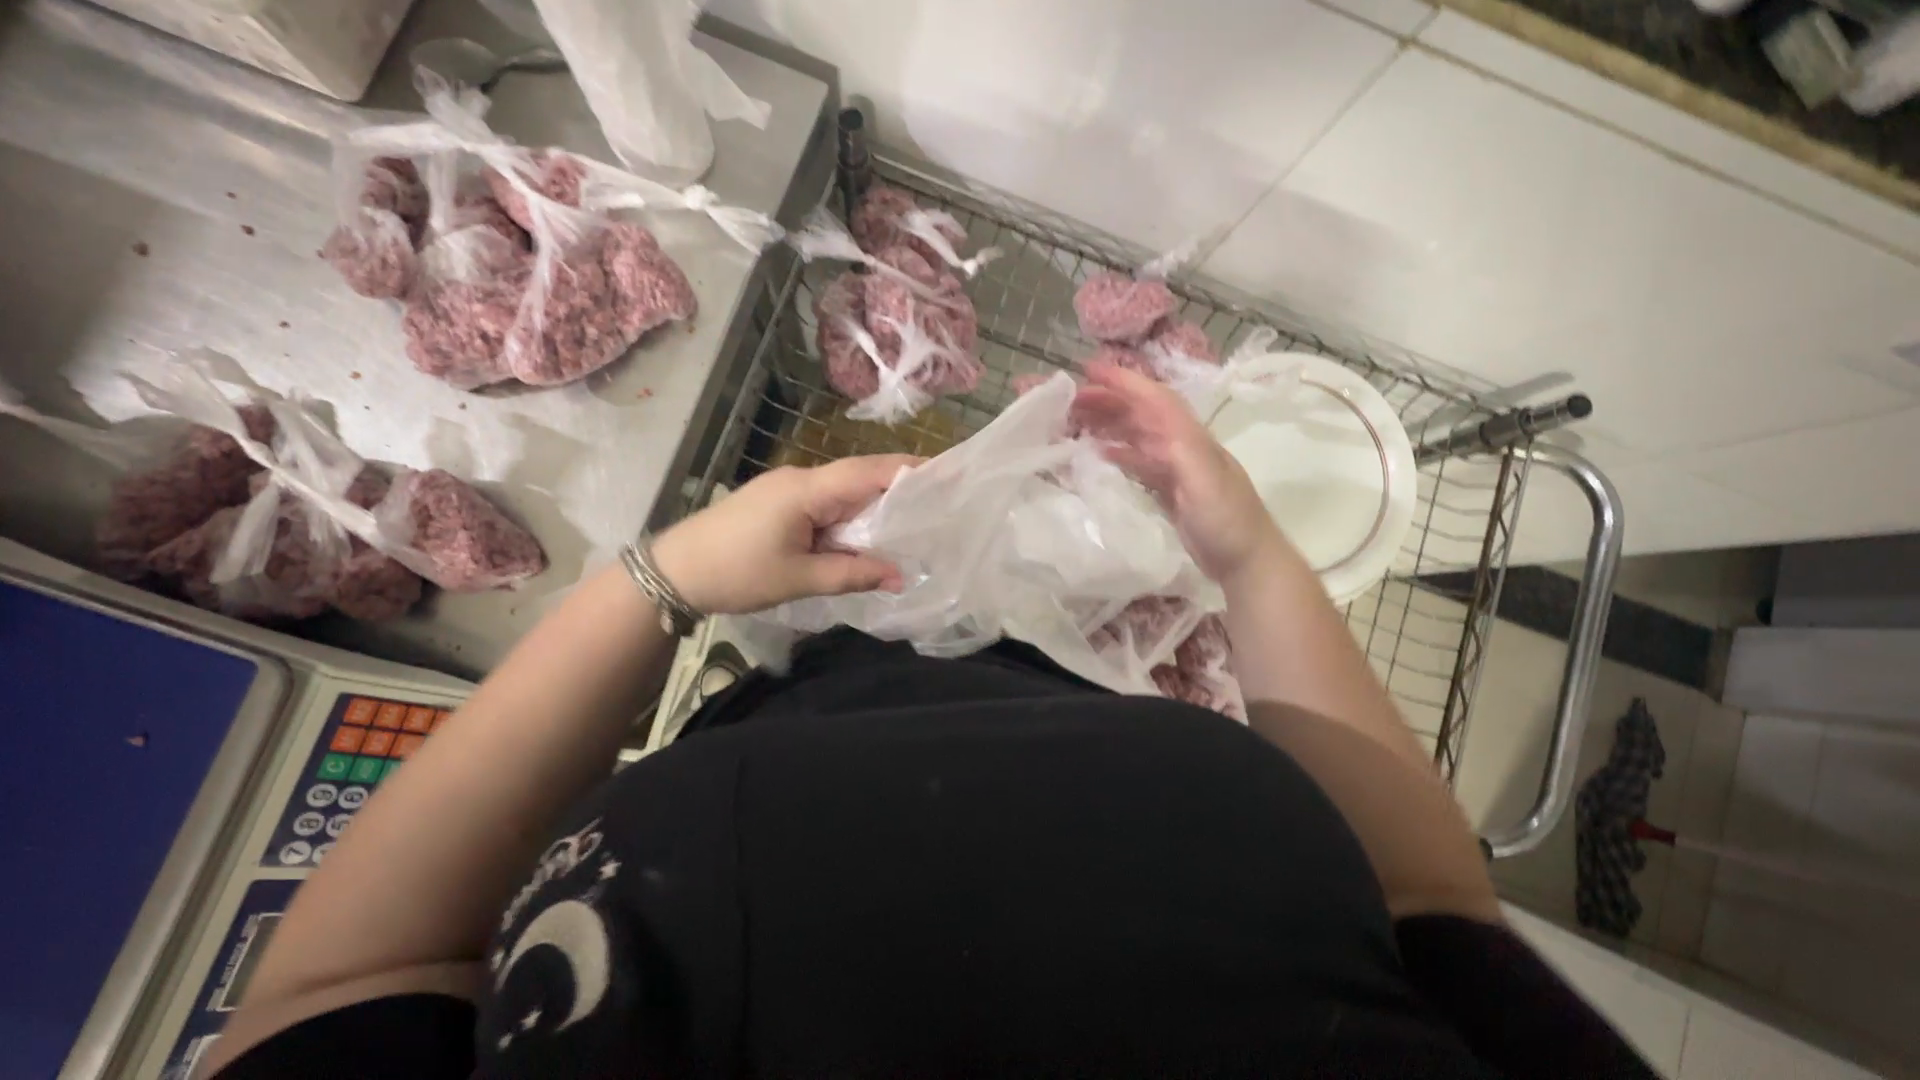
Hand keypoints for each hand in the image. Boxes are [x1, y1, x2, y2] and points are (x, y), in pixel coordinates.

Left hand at [650, 455, 918, 615]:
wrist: (674, 571)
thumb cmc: (737, 573)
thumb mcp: (799, 579)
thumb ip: (852, 575)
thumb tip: (900, 575)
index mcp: (807, 489)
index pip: (869, 471)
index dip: (910, 472)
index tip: (947, 475)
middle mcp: (801, 479)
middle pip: (860, 476)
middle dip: (898, 490)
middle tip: (938, 506)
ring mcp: (787, 488)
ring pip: (843, 491)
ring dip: (873, 508)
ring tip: (911, 525)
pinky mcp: (778, 503)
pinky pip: (825, 502)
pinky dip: (850, 517)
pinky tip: (864, 536)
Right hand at [1072, 360, 1283, 583]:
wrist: (1248, 562)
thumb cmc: (1228, 522)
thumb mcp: (1207, 481)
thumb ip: (1181, 448)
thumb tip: (1151, 419)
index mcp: (1192, 438)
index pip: (1155, 399)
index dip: (1125, 382)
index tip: (1090, 370)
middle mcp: (1184, 446)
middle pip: (1144, 413)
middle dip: (1110, 399)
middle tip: (1072, 399)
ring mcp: (1178, 469)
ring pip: (1140, 435)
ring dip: (1111, 422)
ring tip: (1078, 420)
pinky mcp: (1172, 491)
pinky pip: (1140, 461)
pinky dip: (1119, 452)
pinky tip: (1100, 453)